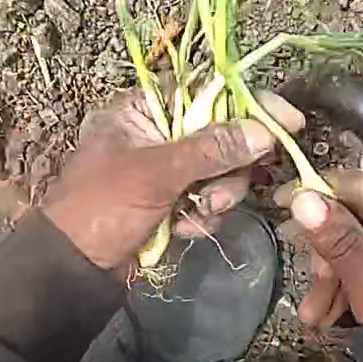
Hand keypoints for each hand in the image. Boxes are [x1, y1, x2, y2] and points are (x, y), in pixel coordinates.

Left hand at [43, 90, 299, 270]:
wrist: (73, 270)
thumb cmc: (102, 208)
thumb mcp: (155, 173)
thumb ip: (211, 149)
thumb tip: (264, 131)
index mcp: (145, 110)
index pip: (209, 91)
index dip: (250, 105)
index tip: (289, 121)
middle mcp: (160, 133)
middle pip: (223, 135)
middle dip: (229, 168)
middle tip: (219, 193)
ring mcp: (169, 169)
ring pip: (222, 171)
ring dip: (218, 196)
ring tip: (197, 214)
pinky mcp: (175, 199)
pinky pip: (210, 199)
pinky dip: (203, 216)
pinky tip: (183, 229)